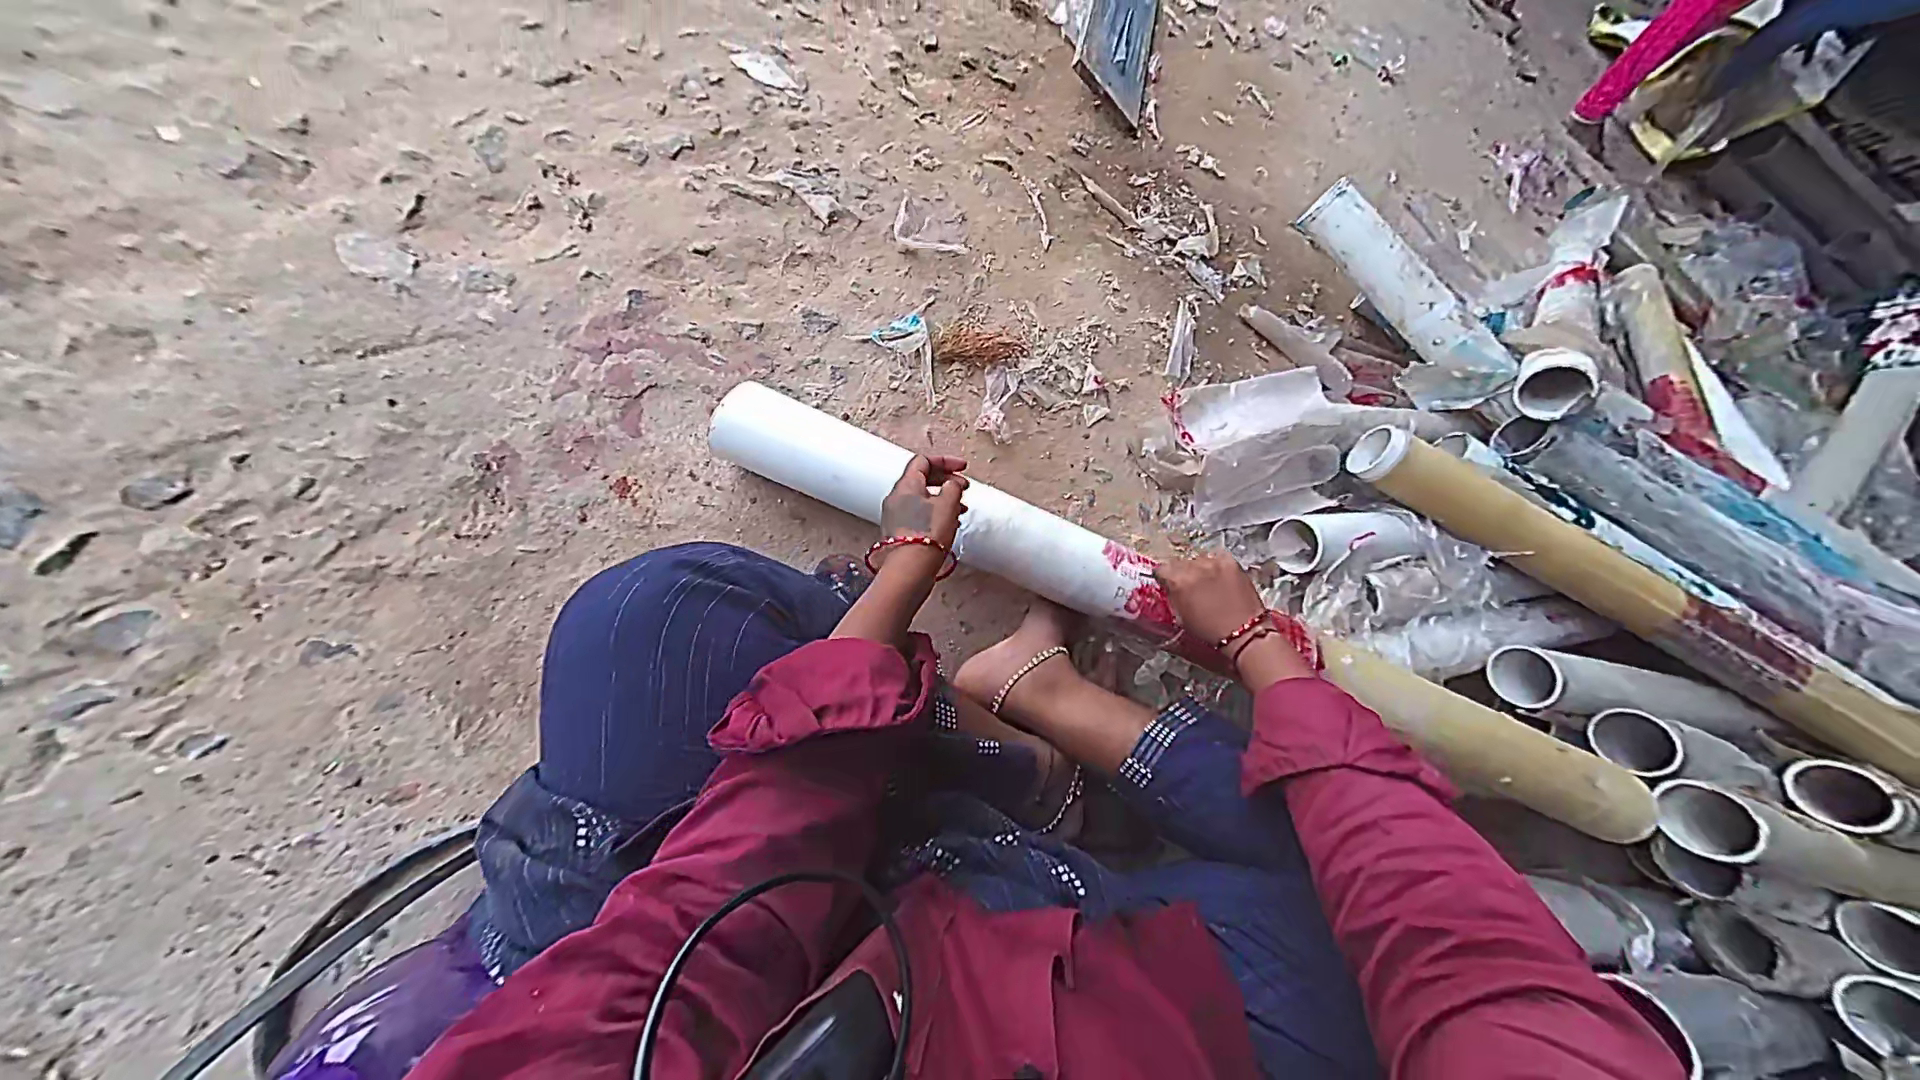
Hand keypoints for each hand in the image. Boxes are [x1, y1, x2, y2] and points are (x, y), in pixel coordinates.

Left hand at [833, 454, 968, 646]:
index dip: (945, 461)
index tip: (962, 467)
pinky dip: (935, 513)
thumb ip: (952, 487)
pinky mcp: (900, 533)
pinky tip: (948, 524)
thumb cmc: (926, 537)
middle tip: (963, 486)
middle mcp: (896, 498)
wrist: (910, 569)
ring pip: (922, 498)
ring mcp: (896, 516)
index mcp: (906, 486)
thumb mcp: (948, 504)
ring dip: (942, 498)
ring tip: (960, 506)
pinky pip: (919, 515)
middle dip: (945, 480)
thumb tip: (952, 484)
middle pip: (922, 479)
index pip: (923, 461)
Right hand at [1153, 553, 1266, 645]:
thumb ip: (1172, 596)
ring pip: (1198, 559)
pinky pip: (1216, 557)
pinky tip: (1220, 577)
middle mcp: (1193, 567)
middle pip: (1179, 562)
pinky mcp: (1230, 562)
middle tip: (1189, 585)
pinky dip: (1216, 565)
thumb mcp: (1180, 616)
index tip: (1169, 584)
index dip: (1165, 578)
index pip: (1161, 569)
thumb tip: (1169, 586)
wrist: (1243, 631)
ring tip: (1207, 582)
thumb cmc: (1208, 629)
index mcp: (1177, 581)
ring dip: (1199, 568)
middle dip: (1181, 572)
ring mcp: (1213, 562)